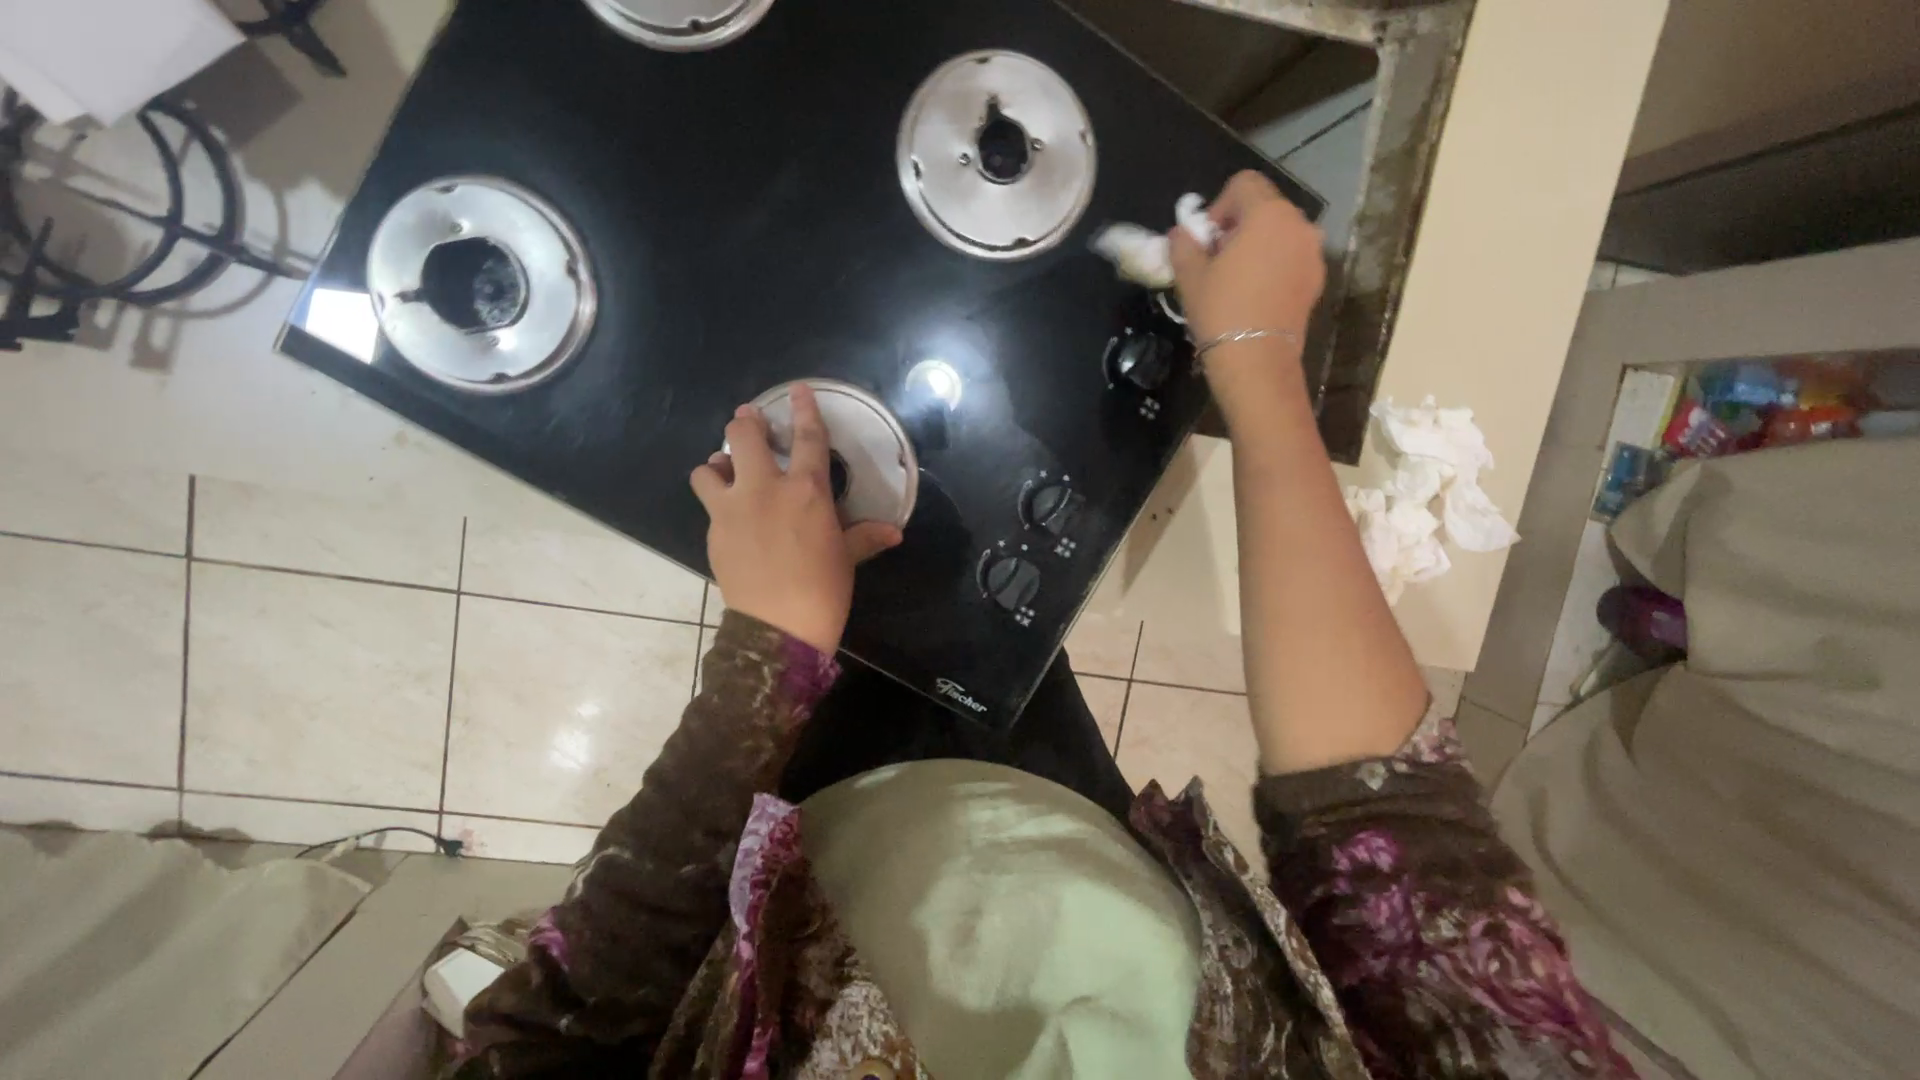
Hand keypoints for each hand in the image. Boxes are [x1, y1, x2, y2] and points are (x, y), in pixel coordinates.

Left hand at [690, 384, 902, 653]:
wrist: (778, 629)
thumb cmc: (823, 590)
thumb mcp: (847, 559)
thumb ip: (866, 537)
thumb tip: (895, 533)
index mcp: (807, 491)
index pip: (808, 438)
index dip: (803, 409)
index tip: (797, 390)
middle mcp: (765, 489)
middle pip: (743, 435)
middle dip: (747, 422)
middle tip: (752, 423)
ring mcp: (732, 509)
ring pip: (709, 466)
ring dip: (719, 462)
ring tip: (728, 470)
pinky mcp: (714, 531)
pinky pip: (708, 502)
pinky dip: (717, 498)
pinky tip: (731, 514)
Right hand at [1169, 171, 1326, 421]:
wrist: (1256, 360)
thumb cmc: (1220, 310)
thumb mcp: (1190, 276)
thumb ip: (1184, 245)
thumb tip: (1181, 234)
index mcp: (1268, 214)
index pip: (1243, 184)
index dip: (1219, 206)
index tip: (1207, 240)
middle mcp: (1298, 224)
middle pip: (1265, 207)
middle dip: (1239, 226)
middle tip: (1217, 260)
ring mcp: (1313, 252)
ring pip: (1280, 233)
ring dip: (1257, 246)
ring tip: (1236, 279)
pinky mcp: (1317, 279)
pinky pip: (1291, 258)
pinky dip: (1273, 265)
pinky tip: (1255, 295)